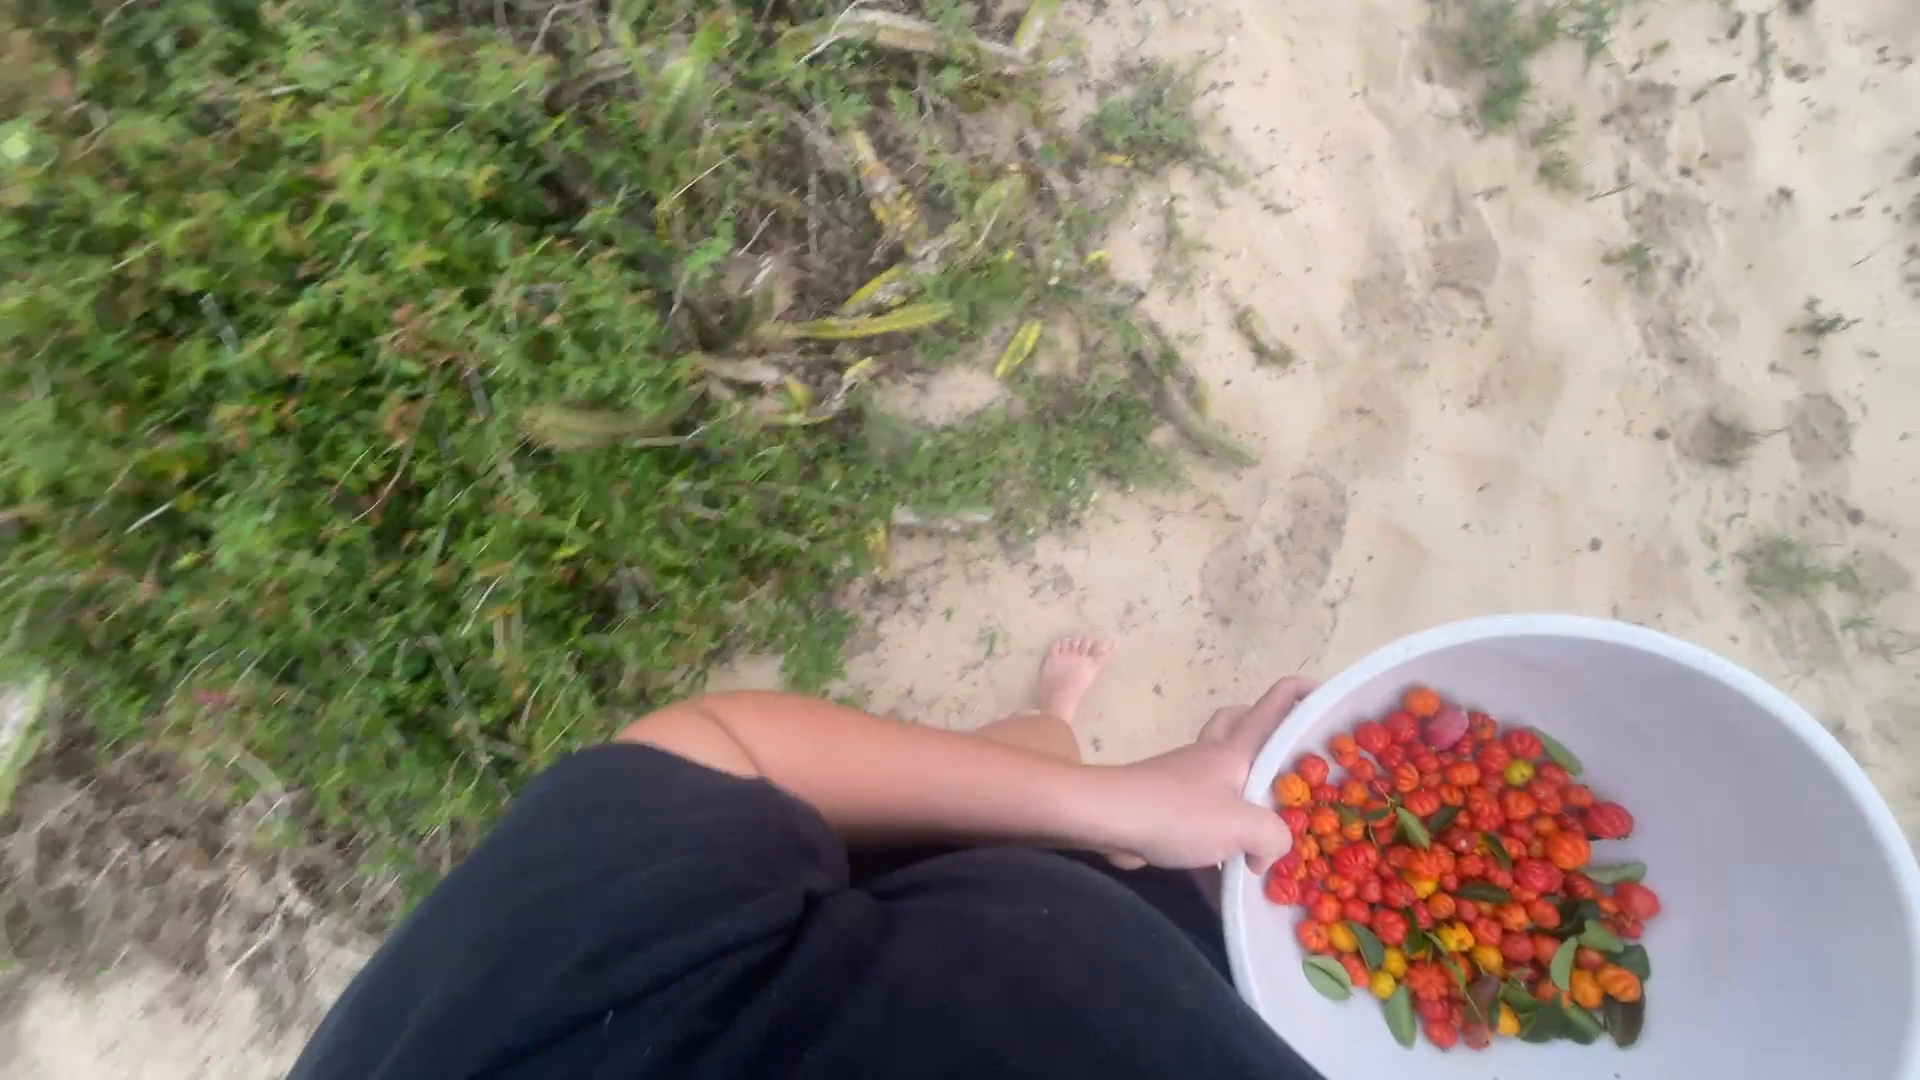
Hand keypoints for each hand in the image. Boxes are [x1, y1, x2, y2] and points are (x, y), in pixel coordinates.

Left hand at [1097, 676, 1316, 873]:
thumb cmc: (1178, 811)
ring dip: (1246, 789)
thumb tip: (1265, 855)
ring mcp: (1186, 777)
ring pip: (1222, 770)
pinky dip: (1220, 834)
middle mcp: (1211, 756)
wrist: (1110, 817)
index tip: (1324, 693)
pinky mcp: (1168, 803)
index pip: (1272, 709)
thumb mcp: (1242, 827)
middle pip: (1239, 723)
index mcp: (1235, 751)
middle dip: (1264, 729)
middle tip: (1291, 758)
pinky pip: (1203, 811)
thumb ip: (1274, 838)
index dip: (1299, 694)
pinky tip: (1232, 871)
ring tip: (1272, 824)